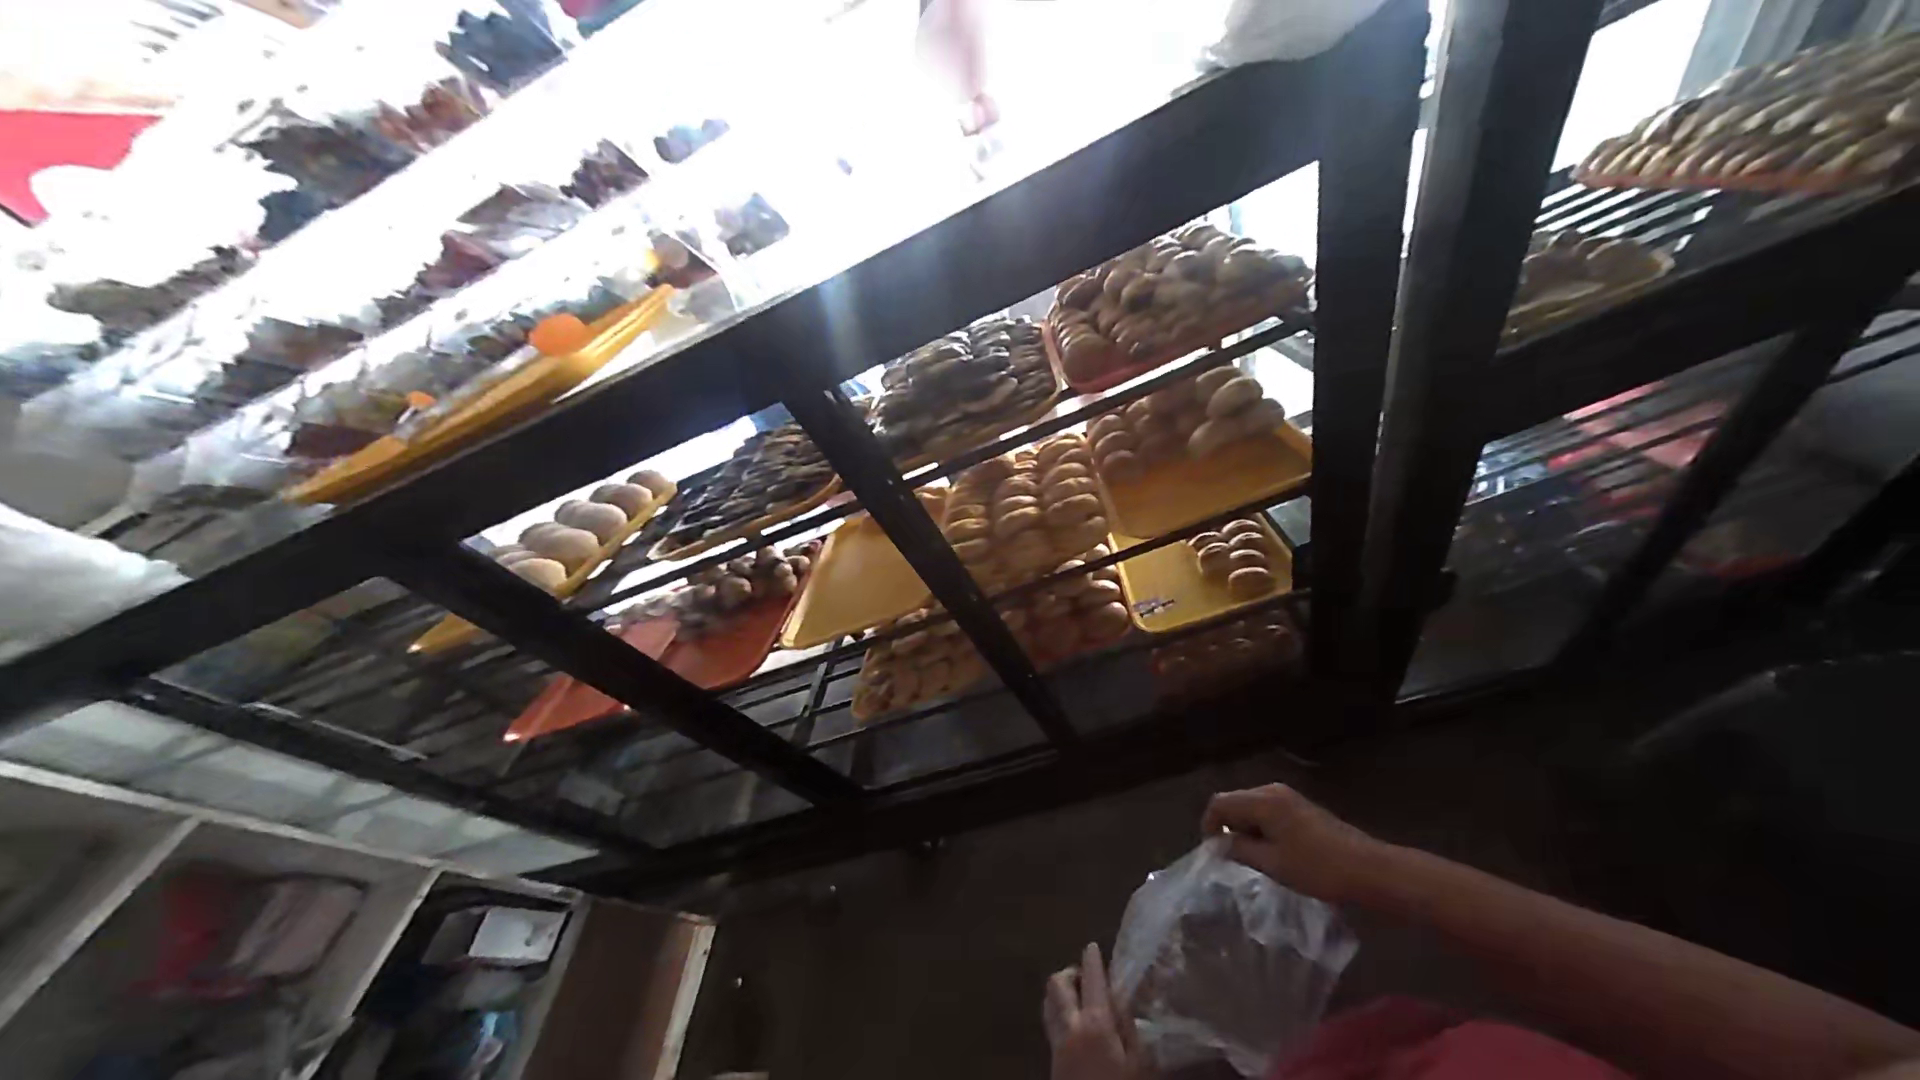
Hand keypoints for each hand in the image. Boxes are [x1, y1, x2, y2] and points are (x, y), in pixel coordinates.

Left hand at [1043, 943, 1151, 1079]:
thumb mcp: (1139, 1063)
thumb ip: (1130, 1028)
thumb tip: (1121, 1001)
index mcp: (1096, 1022)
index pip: (1092, 979)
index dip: (1092, 959)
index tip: (1093, 946)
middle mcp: (1070, 1024)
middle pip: (1058, 983)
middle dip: (1071, 972)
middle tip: (1087, 977)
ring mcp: (1056, 1040)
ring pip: (1049, 999)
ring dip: (1061, 989)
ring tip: (1080, 995)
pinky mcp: (1051, 1056)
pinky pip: (1049, 1019)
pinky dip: (1058, 1008)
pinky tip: (1073, 1020)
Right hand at [1201, 783, 1382, 903]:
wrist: (1370, 870)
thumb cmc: (1318, 868)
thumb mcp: (1272, 864)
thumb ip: (1239, 849)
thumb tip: (1218, 844)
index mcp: (1262, 800)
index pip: (1220, 803)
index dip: (1209, 824)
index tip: (1213, 851)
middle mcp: (1272, 790)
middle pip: (1235, 801)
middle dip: (1227, 825)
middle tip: (1230, 856)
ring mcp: (1288, 796)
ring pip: (1251, 806)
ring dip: (1244, 827)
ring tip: (1251, 855)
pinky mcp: (1300, 807)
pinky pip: (1267, 810)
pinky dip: (1260, 826)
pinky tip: (1272, 849)